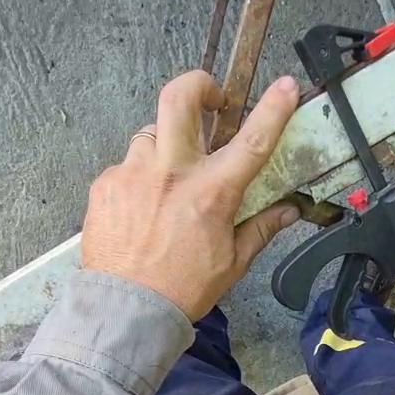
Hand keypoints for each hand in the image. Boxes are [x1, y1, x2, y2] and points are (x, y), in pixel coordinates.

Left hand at [81, 71, 302, 318]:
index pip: (251, 142)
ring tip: (170, 179)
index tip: (285, 87)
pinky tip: (144, 209)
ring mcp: (133, 174)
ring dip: (165, 145)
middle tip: (210, 98)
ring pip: (151, 134)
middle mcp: (170, 173)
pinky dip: (140, 178)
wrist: (127, 310)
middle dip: (198, 85)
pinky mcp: (106, 185)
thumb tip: (288, 210)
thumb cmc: (182, 289)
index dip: (273, 109)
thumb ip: (261, 228)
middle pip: (179, 97)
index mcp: (210, 194)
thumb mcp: (232, 263)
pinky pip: (128, 166)